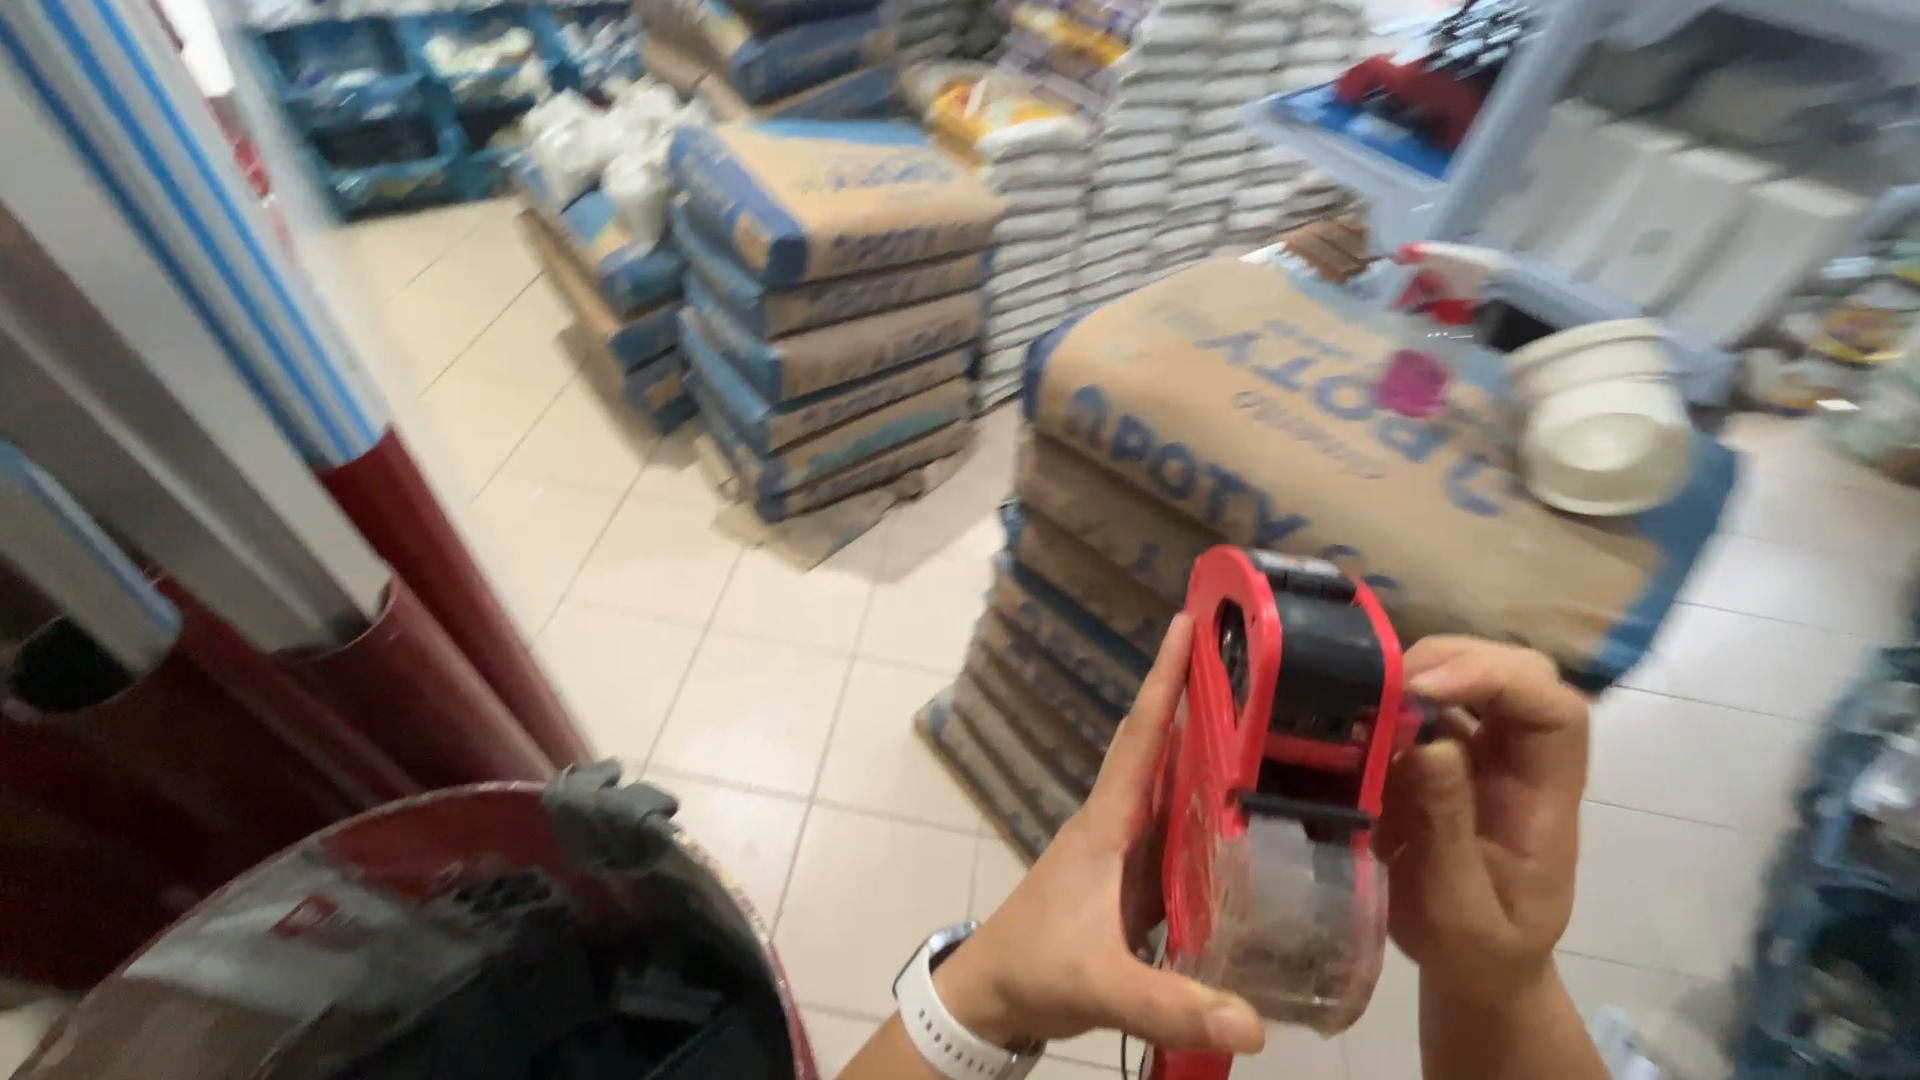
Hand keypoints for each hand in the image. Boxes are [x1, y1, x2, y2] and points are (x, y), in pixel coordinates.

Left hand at [934, 613, 1266, 1055]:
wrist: (998, 991)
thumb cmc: (1036, 967)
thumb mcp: (1099, 984)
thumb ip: (1168, 1002)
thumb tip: (1254, 1023)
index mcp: (1106, 823)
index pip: (1141, 738)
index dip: (1162, 681)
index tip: (1184, 626)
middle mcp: (1117, 821)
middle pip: (1158, 745)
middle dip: (1189, 695)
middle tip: (1240, 652)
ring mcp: (1126, 848)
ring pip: (1169, 781)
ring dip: (1202, 743)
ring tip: (1256, 710)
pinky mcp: (1136, 876)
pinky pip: (1178, 825)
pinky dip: (1207, 803)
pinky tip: (1244, 804)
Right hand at [1375, 637, 1589, 1005]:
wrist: (1471, 967)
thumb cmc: (1475, 950)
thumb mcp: (1461, 908)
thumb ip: (1448, 830)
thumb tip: (1429, 744)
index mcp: (1543, 799)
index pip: (1554, 712)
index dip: (1496, 680)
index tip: (1420, 687)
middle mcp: (1518, 763)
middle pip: (1515, 672)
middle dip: (1450, 659)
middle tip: (1381, 681)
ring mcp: (1479, 755)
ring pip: (1468, 676)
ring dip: (1413, 670)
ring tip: (1358, 693)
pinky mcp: (1436, 757)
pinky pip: (1421, 704)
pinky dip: (1386, 694)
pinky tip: (1350, 711)